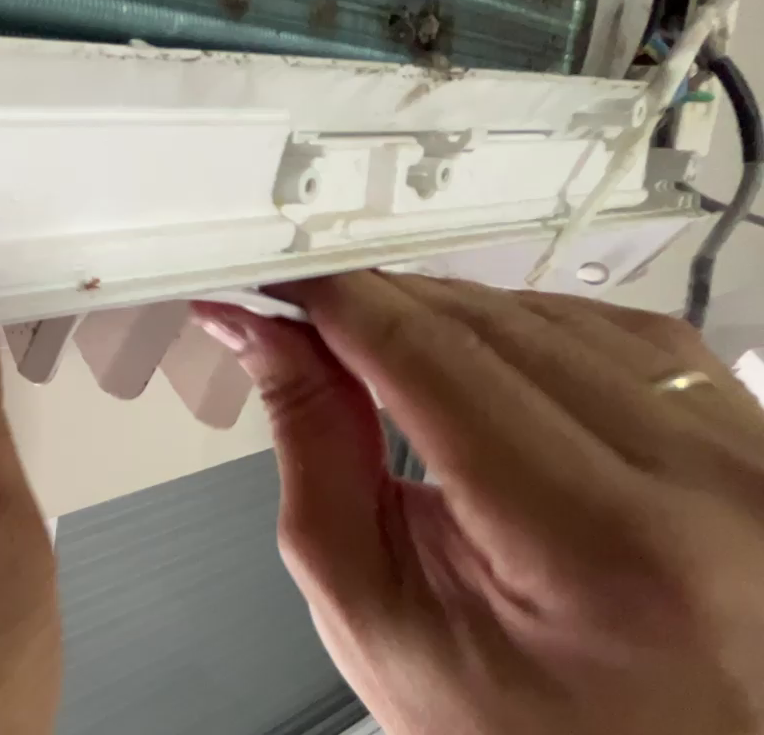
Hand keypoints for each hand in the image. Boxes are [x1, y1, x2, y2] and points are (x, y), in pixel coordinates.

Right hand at [195, 272, 763, 734]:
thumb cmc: (503, 722)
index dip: (327, 298)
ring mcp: (758, 465)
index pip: (425, 353)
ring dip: (438, 315)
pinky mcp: (762, 450)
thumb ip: (308, 437)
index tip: (264, 282)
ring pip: (548, 310)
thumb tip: (258, 329)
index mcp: (597, 544)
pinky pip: (621, 333)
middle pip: (484, 321)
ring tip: (374, 355)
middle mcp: (715, 490)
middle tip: (293, 318)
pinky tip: (470, 365)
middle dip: (368, 304)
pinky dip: (519, 328)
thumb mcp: (359, 587)